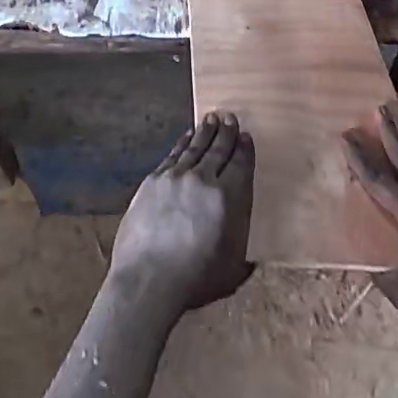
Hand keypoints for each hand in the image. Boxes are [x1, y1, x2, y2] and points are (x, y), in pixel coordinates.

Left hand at [109, 112, 254, 311]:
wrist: (147, 278)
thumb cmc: (194, 280)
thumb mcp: (233, 268)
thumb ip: (243, 247)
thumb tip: (249, 244)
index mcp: (228, 198)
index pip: (240, 165)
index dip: (244, 149)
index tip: (246, 136)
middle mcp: (203, 180)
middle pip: (218, 150)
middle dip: (226, 133)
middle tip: (230, 117)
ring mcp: (176, 177)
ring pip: (195, 147)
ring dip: (205, 132)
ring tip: (212, 119)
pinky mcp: (154, 181)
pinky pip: (173, 155)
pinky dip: (182, 143)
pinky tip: (187, 136)